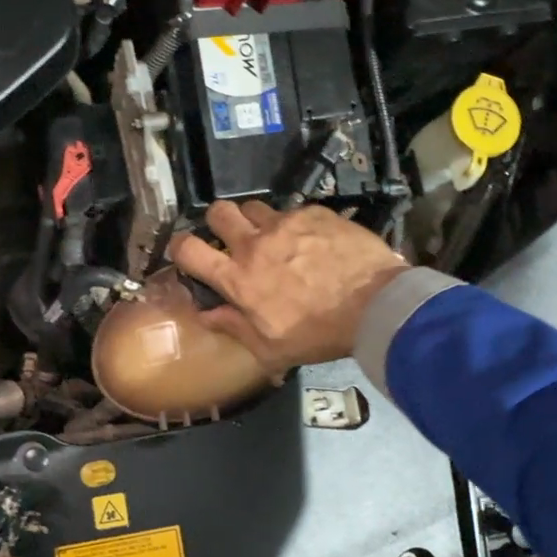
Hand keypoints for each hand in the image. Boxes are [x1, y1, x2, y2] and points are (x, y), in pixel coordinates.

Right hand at [166, 199, 407, 368]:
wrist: (377, 306)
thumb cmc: (320, 334)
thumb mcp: (271, 349)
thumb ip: (235, 328)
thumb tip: (207, 315)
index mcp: (238, 279)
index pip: (188, 250)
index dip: (179, 248)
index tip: (186, 253)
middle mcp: (255, 244)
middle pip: (218, 212)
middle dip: (217, 223)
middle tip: (231, 240)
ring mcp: (286, 224)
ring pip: (254, 207)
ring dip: (255, 221)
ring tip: (271, 238)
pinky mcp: (316, 213)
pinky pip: (293, 211)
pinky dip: (294, 225)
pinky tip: (310, 242)